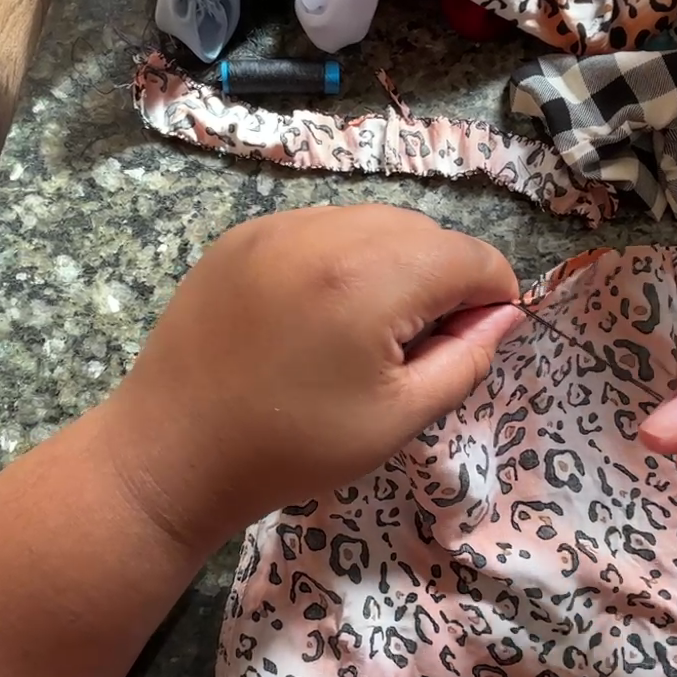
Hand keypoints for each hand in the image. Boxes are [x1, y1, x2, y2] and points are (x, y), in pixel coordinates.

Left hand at [98, 205, 522, 553]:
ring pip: (371, 223)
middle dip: (442, 279)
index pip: (471, 256)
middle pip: (423, 232)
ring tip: (366, 329)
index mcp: (371, 276)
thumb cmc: (291, 449)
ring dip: (393, 264)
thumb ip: (466, 360)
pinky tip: (318, 312)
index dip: (493, 296)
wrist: (171, 453)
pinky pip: (319, 229)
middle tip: (417, 346)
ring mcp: (275, 226)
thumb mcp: (397, 419)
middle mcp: (324, 230)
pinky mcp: (241, 236)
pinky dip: (341, 258)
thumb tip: (505, 316)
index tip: (478, 339)